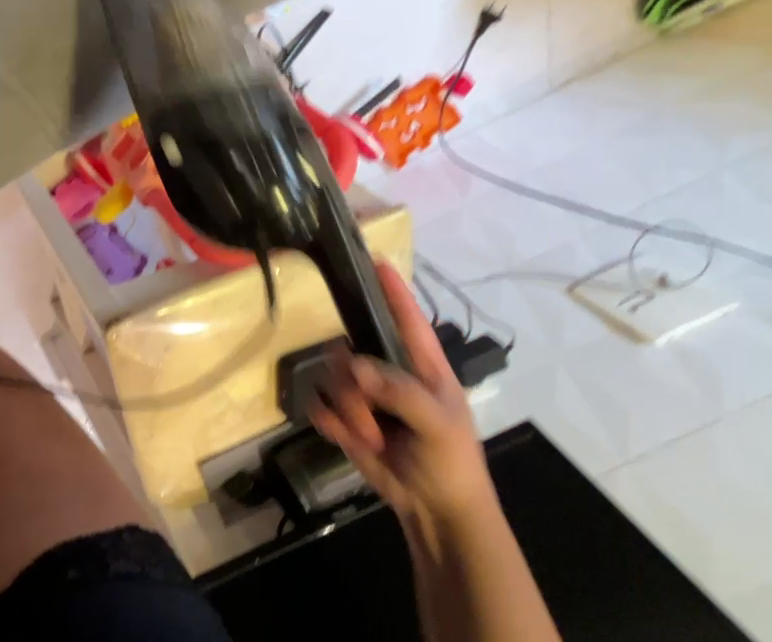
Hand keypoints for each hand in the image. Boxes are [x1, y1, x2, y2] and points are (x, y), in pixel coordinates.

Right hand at [308, 262, 495, 525]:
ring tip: (370, 437)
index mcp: (423, 366)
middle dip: (353, 378)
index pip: (406, 319)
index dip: (392, 290)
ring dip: (347, 410)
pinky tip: (348, 438)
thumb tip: (352, 366)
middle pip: (350, 347)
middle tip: (366, 405)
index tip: (374, 260)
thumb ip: (399, 392)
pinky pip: (319, 402)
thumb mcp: (438, 425)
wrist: (435, 511)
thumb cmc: (451, 462)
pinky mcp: (344, 416)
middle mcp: (388, 371)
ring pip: (331, 377)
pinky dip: (331, 421)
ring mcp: (364, 394)